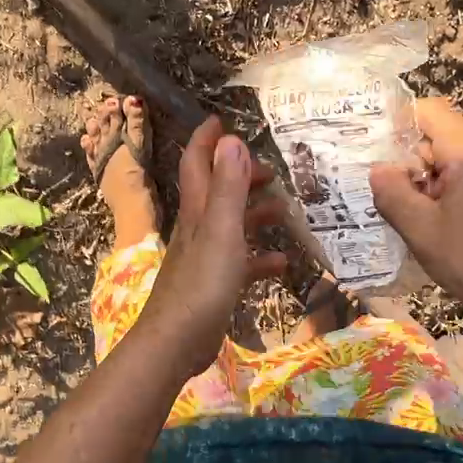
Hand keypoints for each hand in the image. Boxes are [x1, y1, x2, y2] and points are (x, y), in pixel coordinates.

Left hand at [139, 116, 288, 372]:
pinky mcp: (213, 284)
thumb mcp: (222, 230)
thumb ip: (229, 186)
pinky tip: (282, 263)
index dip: (207, 139)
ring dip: (255, 213)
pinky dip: (260, 257)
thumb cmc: (201, 283)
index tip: (223, 119)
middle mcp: (199, 227)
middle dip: (241, 175)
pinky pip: (240, 261)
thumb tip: (231, 140)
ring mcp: (205, 257)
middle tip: (271, 171)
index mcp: (198, 210)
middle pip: (218, 190)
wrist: (177, 342)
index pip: (197, 162)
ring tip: (284, 211)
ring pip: (232, 224)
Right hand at [369, 98, 462, 321]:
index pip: (429, 110)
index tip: (375, 149)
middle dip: (409, 160)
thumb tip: (378, 169)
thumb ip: (393, 193)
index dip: (398, 122)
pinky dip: (446, 193)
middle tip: (385, 191)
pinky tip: (434, 225)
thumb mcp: (421, 230)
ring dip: (426, 181)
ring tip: (406, 213)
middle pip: (439, 137)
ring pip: (452, 161)